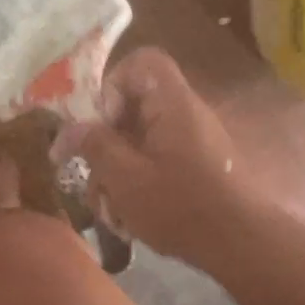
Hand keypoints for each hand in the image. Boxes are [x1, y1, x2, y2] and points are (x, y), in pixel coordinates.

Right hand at [51, 47, 265, 267]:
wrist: (236, 241)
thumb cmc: (178, 206)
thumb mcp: (125, 178)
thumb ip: (96, 146)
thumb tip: (69, 128)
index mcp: (171, 104)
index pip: (141, 63)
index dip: (110, 85)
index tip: (94, 124)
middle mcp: (184, 113)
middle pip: (133, 105)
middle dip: (105, 139)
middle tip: (91, 173)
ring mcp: (190, 140)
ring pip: (138, 138)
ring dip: (115, 168)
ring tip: (107, 205)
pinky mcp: (192, 164)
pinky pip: (153, 159)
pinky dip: (133, 181)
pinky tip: (126, 214)